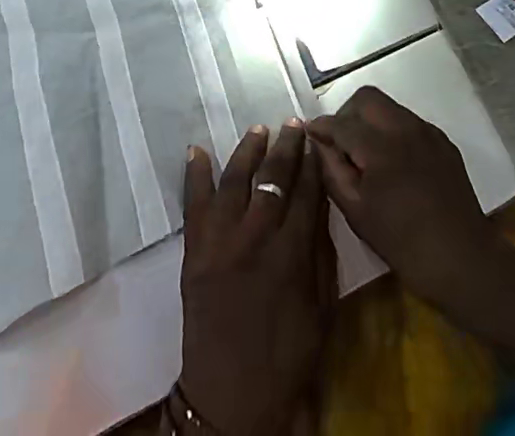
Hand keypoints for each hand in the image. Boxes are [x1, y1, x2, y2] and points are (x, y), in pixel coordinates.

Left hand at [177, 121, 332, 435]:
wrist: (233, 392)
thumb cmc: (288, 355)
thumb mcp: (321, 308)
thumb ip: (320, 253)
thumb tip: (320, 206)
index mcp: (292, 253)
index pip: (305, 194)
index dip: (311, 164)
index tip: (316, 140)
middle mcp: (256, 237)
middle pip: (272, 179)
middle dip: (285, 148)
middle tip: (292, 124)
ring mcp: (220, 240)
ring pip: (234, 181)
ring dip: (246, 151)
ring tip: (258, 130)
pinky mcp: (194, 249)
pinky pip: (193, 202)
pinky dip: (194, 174)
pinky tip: (197, 150)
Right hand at [306, 86, 497, 306]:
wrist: (462, 260)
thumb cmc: (400, 240)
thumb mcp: (354, 209)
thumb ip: (330, 168)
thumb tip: (317, 142)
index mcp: (380, 147)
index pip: (340, 123)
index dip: (320, 128)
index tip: (310, 135)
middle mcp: (405, 129)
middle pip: (366, 98)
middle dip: (347, 114)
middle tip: (341, 142)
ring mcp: (428, 133)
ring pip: (389, 107)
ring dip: (370, 120)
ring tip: (366, 153)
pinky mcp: (443, 143)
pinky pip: (409, 122)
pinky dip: (392, 131)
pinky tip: (392, 161)